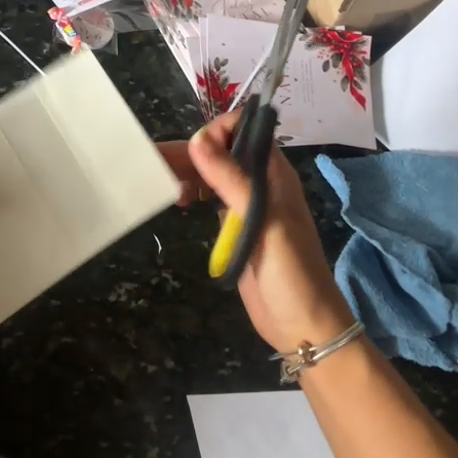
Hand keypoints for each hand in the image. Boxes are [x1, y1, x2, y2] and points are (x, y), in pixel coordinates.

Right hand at [157, 114, 354, 355]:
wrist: (303, 327)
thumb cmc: (291, 271)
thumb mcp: (263, 221)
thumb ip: (231, 180)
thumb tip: (198, 139)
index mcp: (275, 175)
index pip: (246, 130)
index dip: (220, 130)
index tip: (196, 149)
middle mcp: (260, 183)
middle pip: (222, 150)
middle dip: (191, 150)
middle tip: (154, 159)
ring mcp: (246, 205)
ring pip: (212, 172)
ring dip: (186, 170)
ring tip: (158, 178)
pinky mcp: (235, 226)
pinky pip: (209, 196)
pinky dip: (191, 191)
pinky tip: (177, 199)